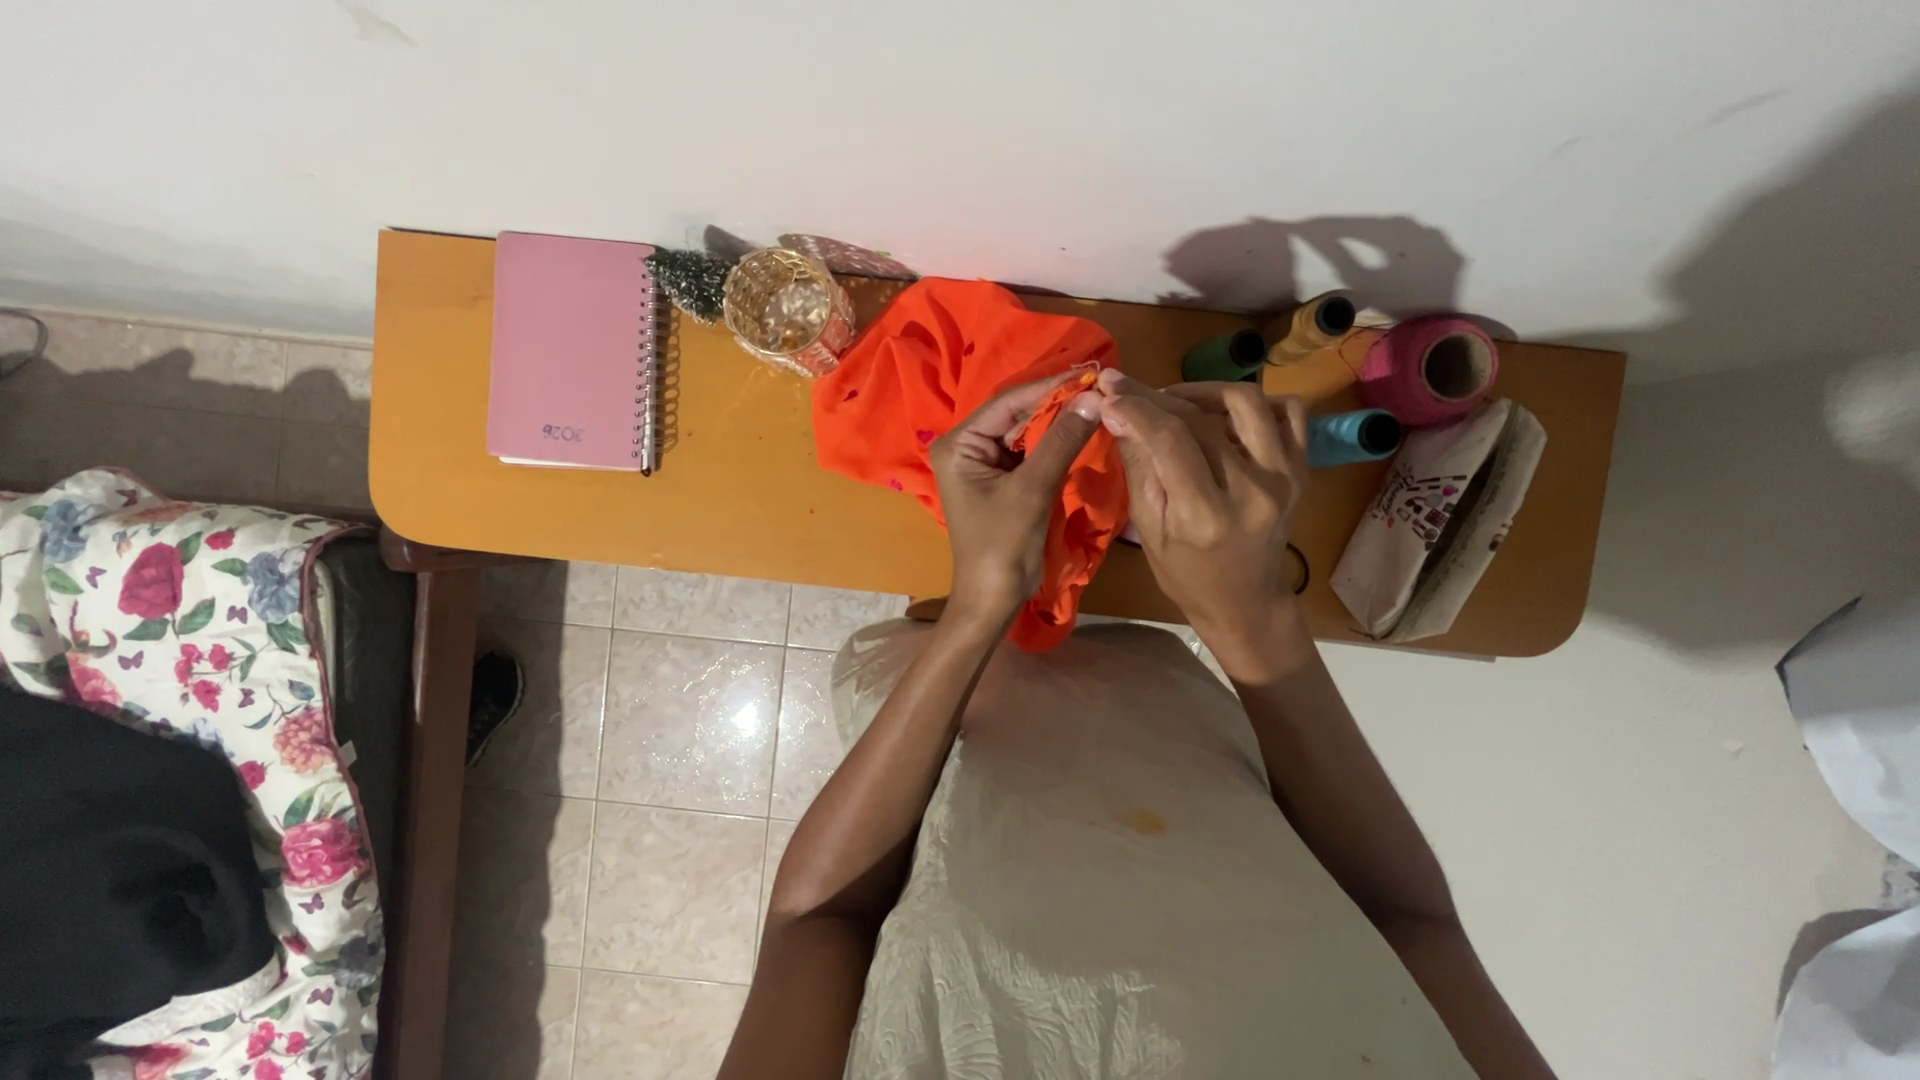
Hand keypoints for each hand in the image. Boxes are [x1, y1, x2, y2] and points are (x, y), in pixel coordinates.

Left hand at [930, 375, 1101, 632]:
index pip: (1008, 403)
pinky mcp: (1002, 481)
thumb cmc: (1003, 546)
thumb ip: (1061, 441)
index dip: (1050, 388)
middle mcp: (966, 447)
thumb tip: (1093, 398)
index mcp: (959, 444)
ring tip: (1097, 404)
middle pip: (1017, 414)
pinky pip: (1031, 453)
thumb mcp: (1033, 490)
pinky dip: (1055, 445)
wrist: (994, 600)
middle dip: (1057, 404)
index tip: (1091, 375)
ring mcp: (983, 465)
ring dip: (1059, 423)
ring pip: (1027, 432)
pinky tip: (1082, 431)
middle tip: (1100, 388)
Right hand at [1096, 371, 1309, 679]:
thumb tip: (1116, 411)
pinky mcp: (1301, 470)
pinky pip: (1288, 412)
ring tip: (1174, 399)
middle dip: (1155, 396)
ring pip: (1245, 402)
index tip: (1108, 389)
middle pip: (1199, 418)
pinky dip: (1255, 402)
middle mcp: (1251, 490)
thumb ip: (1138, 466)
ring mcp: (1284, 477)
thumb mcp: (1149, 529)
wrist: (1245, 601)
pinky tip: (1222, 413)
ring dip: (1203, 390)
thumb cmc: (1186, 574)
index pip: (1169, 439)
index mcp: (1205, 514)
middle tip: (1127, 389)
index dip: (1135, 406)